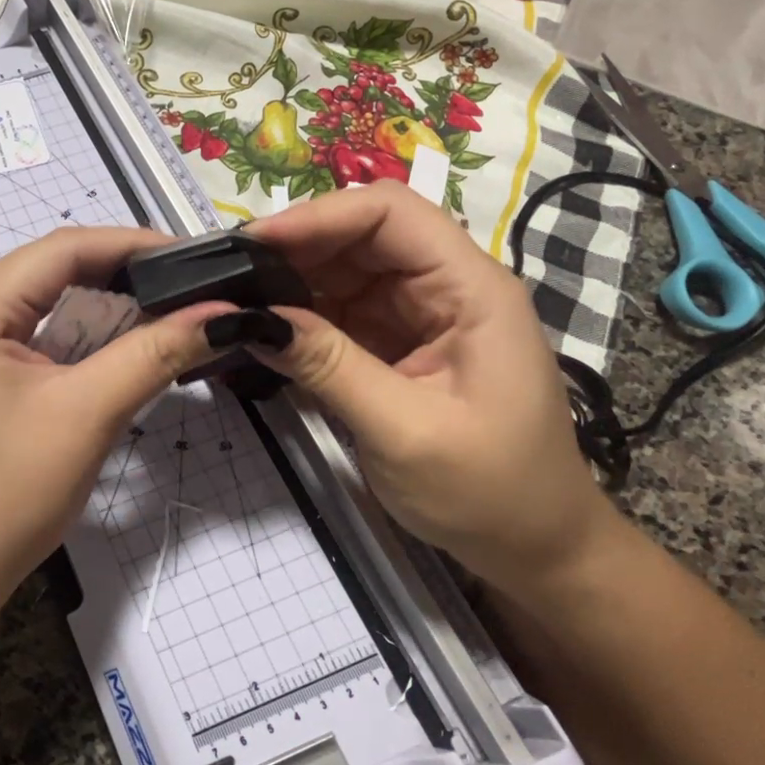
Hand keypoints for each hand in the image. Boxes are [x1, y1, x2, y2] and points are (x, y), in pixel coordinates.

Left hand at [0, 228, 230, 636]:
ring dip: (111, 307)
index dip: (132, 245)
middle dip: (126, 275)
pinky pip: (43, 337)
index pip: (63, 249)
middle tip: (195, 284)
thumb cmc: (5, 494)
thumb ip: (152, 355)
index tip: (197, 257)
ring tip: (176, 309)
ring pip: (52, 303)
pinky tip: (132, 344)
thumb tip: (224, 312)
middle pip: (56, 270)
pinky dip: (88, 338)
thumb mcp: (85, 417)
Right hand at [245, 182, 616, 596]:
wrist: (536, 550)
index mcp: (470, 290)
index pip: (391, 214)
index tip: (251, 245)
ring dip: (289, 280)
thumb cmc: (491, 492)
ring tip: (233, 298)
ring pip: (344, 269)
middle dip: (294, 247)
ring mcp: (420, 315)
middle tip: (227, 274)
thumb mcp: (404, 430)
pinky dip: (298, 314)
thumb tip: (248, 319)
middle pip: (361, 234)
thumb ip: (327, 366)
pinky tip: (261, 327)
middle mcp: (445, 287)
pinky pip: (340, 310)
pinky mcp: (397, 343)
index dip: (318, 216)